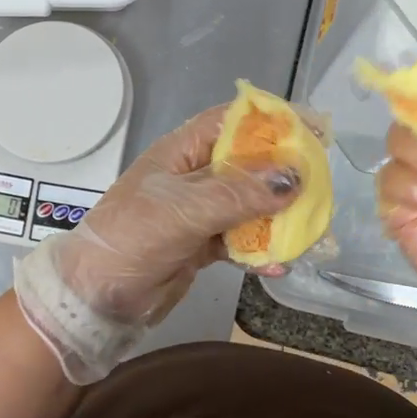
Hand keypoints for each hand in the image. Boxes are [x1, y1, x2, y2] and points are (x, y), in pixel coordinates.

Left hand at [15, 104, 298, 381]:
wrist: (96, 296)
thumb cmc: (131, 239)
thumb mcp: (184, 210)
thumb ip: (238, 193)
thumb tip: (293, 177)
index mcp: (181, 152)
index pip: (232, 122)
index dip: (272, 121)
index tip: (314, 129)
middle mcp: (191, 177)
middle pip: (248, 163)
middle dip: (283, 173)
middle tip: (321, 185)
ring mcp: (197, 213)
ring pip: (248, 205)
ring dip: (276, 216)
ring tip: (308, 228)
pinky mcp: (200, 246)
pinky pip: (239, 241)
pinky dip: (259, 251)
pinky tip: (278, 264)